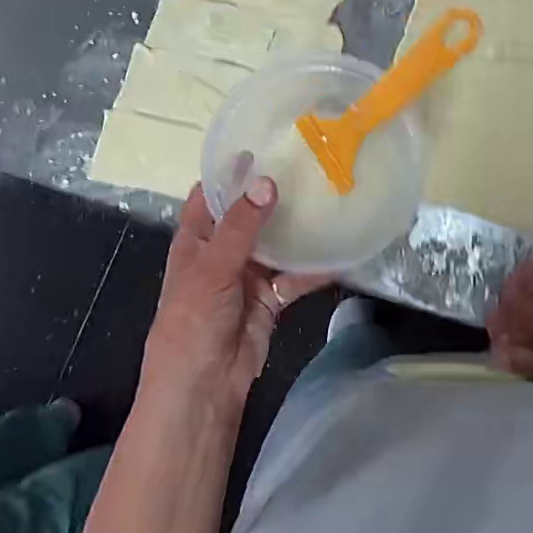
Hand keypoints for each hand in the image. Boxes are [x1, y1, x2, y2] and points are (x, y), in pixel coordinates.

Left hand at [140, 180, 331, 402]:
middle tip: (307, 168)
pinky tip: (339, 254)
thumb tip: (266, 183)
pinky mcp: (270, 299)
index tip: (260, 146)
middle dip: (272, 197)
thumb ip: (241, 227)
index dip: (230, 172)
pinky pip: (293, 277)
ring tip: (328, 199)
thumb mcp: (212, 267)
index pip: (211, 195)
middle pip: (248, 217)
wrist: (204, 386)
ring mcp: (247, 275)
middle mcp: (221, 251)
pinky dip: (313, 269)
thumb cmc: (193, 319)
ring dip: (296, 230)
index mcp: (196, 238)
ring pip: (275, 245)